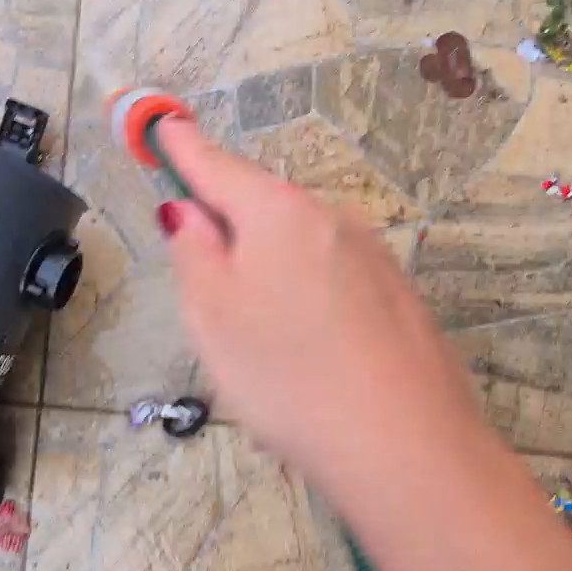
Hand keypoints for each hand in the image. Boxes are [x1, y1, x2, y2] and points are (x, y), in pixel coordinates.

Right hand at [155, 117, 484, 485]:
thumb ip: (192, 251)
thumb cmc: (286, 375)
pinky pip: (333, 286)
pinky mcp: (399, 299)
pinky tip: (308, 364)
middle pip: (263, 211)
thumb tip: (187, 210)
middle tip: (210, 299)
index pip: (217, 166)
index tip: (166, 123)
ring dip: (270, 278)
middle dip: (230, 235)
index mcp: (277, 212)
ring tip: (262, 352)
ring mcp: (374, 257)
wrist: (406, 447)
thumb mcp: (211, 314)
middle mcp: (332, 219)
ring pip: (299, 252)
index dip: (184, 148)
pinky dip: (308, 307)